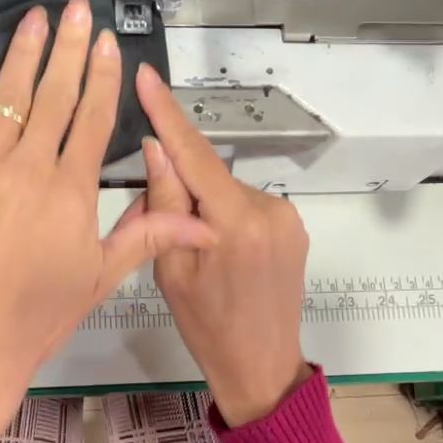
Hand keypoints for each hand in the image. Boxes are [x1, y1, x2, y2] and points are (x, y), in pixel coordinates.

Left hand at [0, 0, 214, 442]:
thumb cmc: (40, 315)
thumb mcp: (100, 277)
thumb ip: (148, 236)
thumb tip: (206, 226)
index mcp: (70, 191)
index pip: (92, 119)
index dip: (102, 77)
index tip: (108, 42)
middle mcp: (27, 169)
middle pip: (53, 96)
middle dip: (68, 49)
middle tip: (76, 7)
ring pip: (5, 99)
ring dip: (22, 55)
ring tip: (35, 18)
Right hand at [127, 64, 312, 425]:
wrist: (262, 365)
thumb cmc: (207, 328)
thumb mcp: (172, 272)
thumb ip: (166, 204)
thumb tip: (157, 148)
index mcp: (235, 223)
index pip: (195, 154)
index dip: (167, 113)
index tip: (147, 76)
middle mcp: (270, 208)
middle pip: (210, 174)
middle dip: (180, 184)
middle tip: (158, 220)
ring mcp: (288, 217)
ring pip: (228, 191)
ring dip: (204, 204)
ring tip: (198, 253)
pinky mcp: (295, 226)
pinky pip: (247, 205)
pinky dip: (225, 215)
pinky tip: (221, 252)